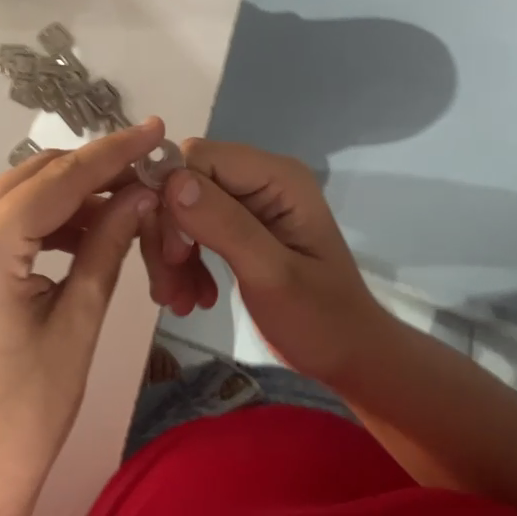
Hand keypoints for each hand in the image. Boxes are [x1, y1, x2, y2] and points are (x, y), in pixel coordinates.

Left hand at [0, 120, 163, 514]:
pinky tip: (89, 231)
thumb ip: (107, 245)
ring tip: (128, 205)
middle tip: (148, 173)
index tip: (155, 129)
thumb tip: (143, 192)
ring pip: (22, 192)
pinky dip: (48, 217)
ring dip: (72, 193)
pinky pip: (8, 218)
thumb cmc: (29, 407)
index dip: (113, 152)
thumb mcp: (79, 322)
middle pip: (37, 176)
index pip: (60, 179)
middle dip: (94, 170)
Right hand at [141, 139, 387, 385]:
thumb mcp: (272, 277)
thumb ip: (225, 225)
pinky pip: (190, 226)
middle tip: (170, 286)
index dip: (173, 197)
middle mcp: (260, 177)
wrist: (348, 358)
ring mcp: (249, 201)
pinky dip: (181, 262)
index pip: (199, 158)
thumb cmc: (320, 320)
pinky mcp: (237, 223)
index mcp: (277, 176)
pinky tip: (189, 297)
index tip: (174, 252)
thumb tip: (172, 182)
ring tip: (177, 300)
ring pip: (180, 206)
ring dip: (170, 254)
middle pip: (183, 182)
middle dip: (168, 233)